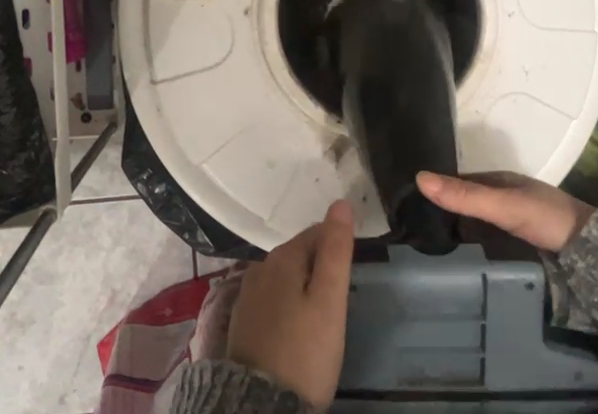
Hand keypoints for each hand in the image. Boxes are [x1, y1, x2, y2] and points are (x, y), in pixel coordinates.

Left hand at [226, 200, 353, 407]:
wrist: (260, 405)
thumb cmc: (305, 351)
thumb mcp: (329, 301)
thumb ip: (336, 252)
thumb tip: (340, 204)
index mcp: (282, 258)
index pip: (316, 233)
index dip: (337, 244)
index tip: (353, 265)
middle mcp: (259, 268)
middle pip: (298, 252)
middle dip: (320, 262)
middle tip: (342, 289)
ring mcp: (248, 294)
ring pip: (285, 275)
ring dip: (304, 282)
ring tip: (323, 307)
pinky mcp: (244, 320)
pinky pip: (273, 297)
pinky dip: (289, 300)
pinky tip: (298, 321)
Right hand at [416, 171, 594, 251]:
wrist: (590, 250)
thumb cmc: (545, 218)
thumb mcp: (502, 205)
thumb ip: (464, 195)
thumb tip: (418, 178)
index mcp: (498, 180)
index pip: (457, 180)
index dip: (434, 188)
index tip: (406, 200)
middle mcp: (502, 196)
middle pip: (464, 200)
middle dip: (441, 208)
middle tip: (409, 225)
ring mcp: (511, 220)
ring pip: (473, 221)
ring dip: (454, 227)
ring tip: (422, 241)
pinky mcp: (518, 243)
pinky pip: (485, 238)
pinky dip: (469, 241)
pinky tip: (455, 253)